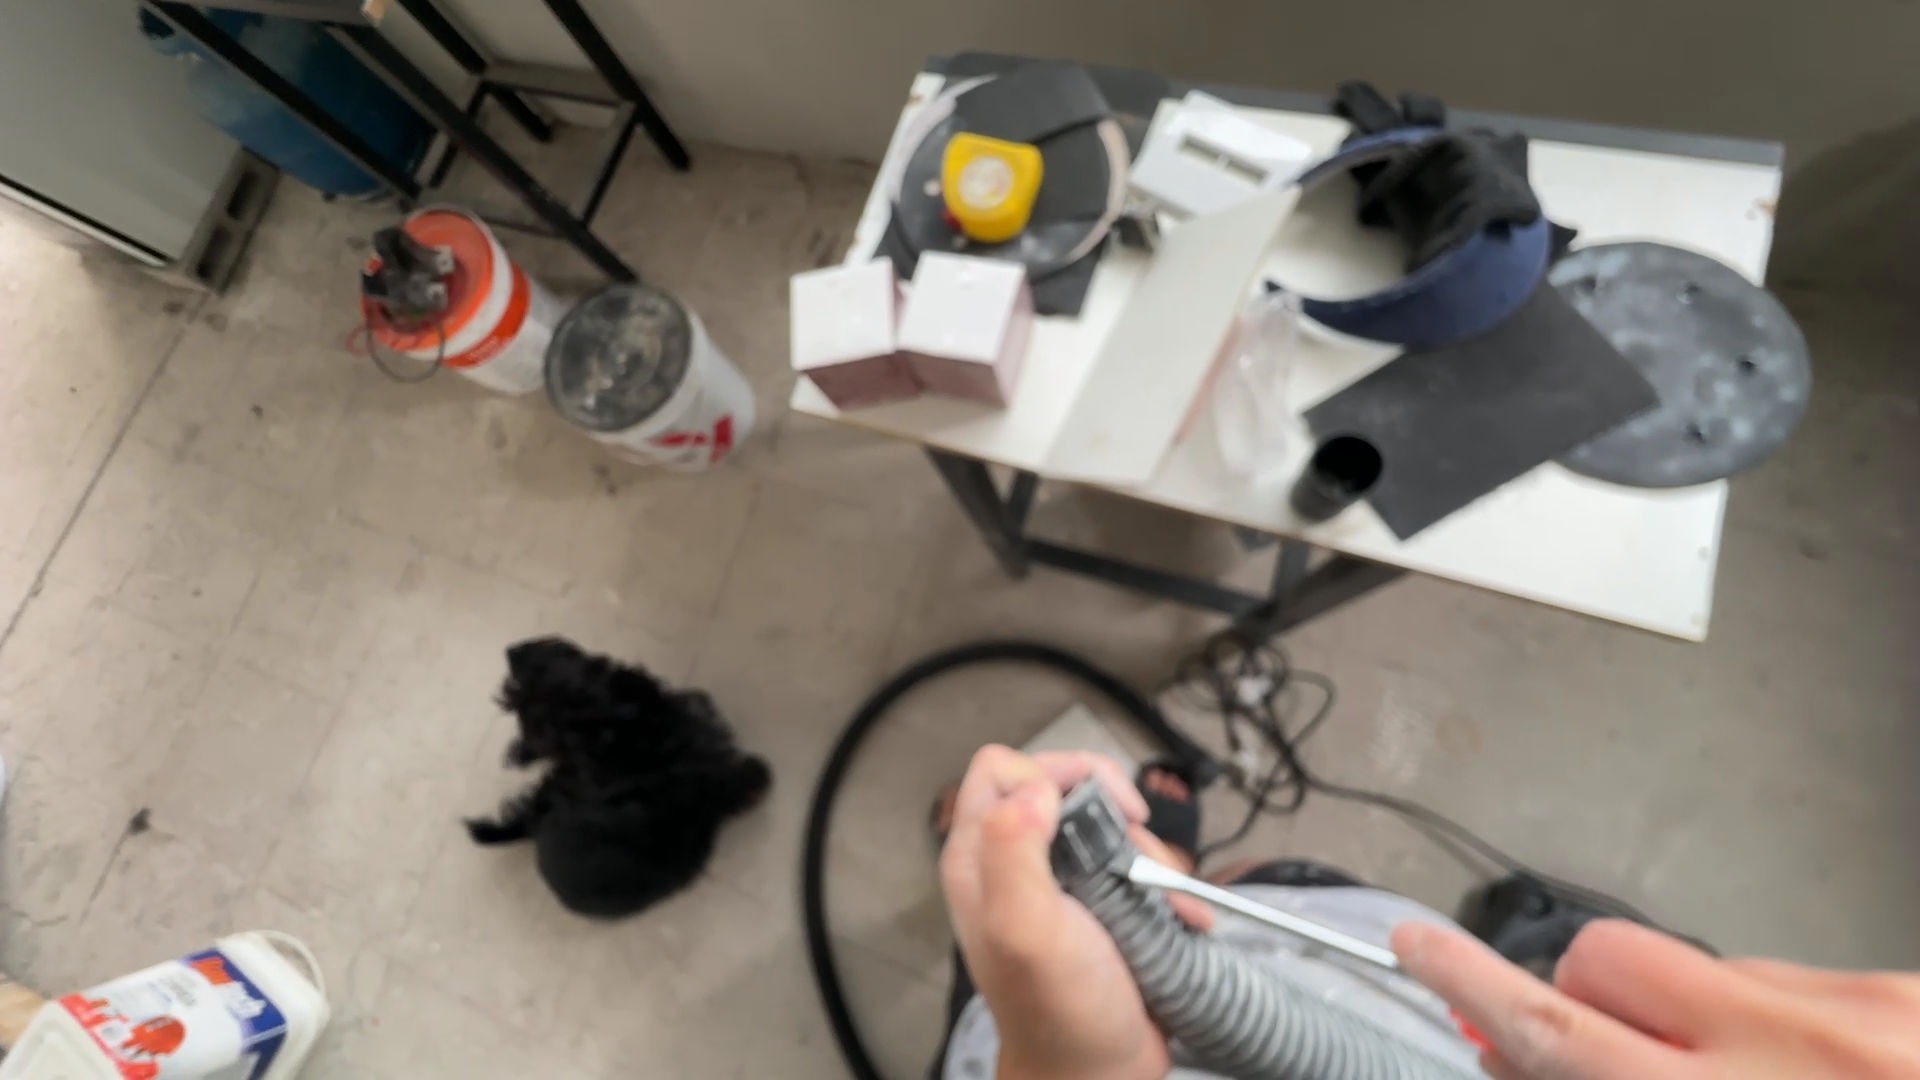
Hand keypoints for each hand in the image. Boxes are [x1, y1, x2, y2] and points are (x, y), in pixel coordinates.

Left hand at [939, 746, 1204, 1079]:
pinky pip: (1126, 857)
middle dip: (1104, 798)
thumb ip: (1013, 851)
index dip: (1047, 774)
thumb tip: (1035, 787)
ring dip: (1141, 845)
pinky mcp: (1092, 897)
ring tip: (1166, 892)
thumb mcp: (1026, 930)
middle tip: (1135, 825)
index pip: (1003, 769)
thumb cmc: (1059, 1012)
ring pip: (1098, 818)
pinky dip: (1159, 875)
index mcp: (979, 855)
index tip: (1088, 809)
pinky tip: (1181, 912)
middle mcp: (1010, 858)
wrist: (1098, 1076)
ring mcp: (1053, 877)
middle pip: (1056, 781)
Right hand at [1394, 917, 1919, 1079]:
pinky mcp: (1919, 991)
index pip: (1556, 1030)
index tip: (1412, 939)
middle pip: (1610, 961)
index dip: (1465, 979)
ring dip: (1693, 1016)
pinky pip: (1796, 976)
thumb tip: (1527, 1059)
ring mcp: (1879, 1014)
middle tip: (1608, 1050)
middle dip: (1583, 994)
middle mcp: (1803, 1053)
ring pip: (1703, 966)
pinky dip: (1782, 1021)